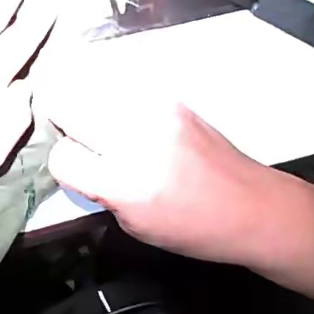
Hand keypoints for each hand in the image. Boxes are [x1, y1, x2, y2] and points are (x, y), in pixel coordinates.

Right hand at [39, 55, 285, 264]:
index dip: (63, 164)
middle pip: (66, 103)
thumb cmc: (194, 228)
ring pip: (90, 86)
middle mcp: (136, 139)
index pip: (61, 156)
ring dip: (87, 103)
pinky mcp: (171, 99)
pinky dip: (115, 100)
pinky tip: (131, 122)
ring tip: (102, 127)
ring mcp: (155, 111)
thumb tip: (76, 157)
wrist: (251, 205)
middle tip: (75, 135)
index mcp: (125, 183)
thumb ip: (99, 189)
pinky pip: (122, 87)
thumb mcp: (135, 225)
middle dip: (63, 119)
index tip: (76, 168)